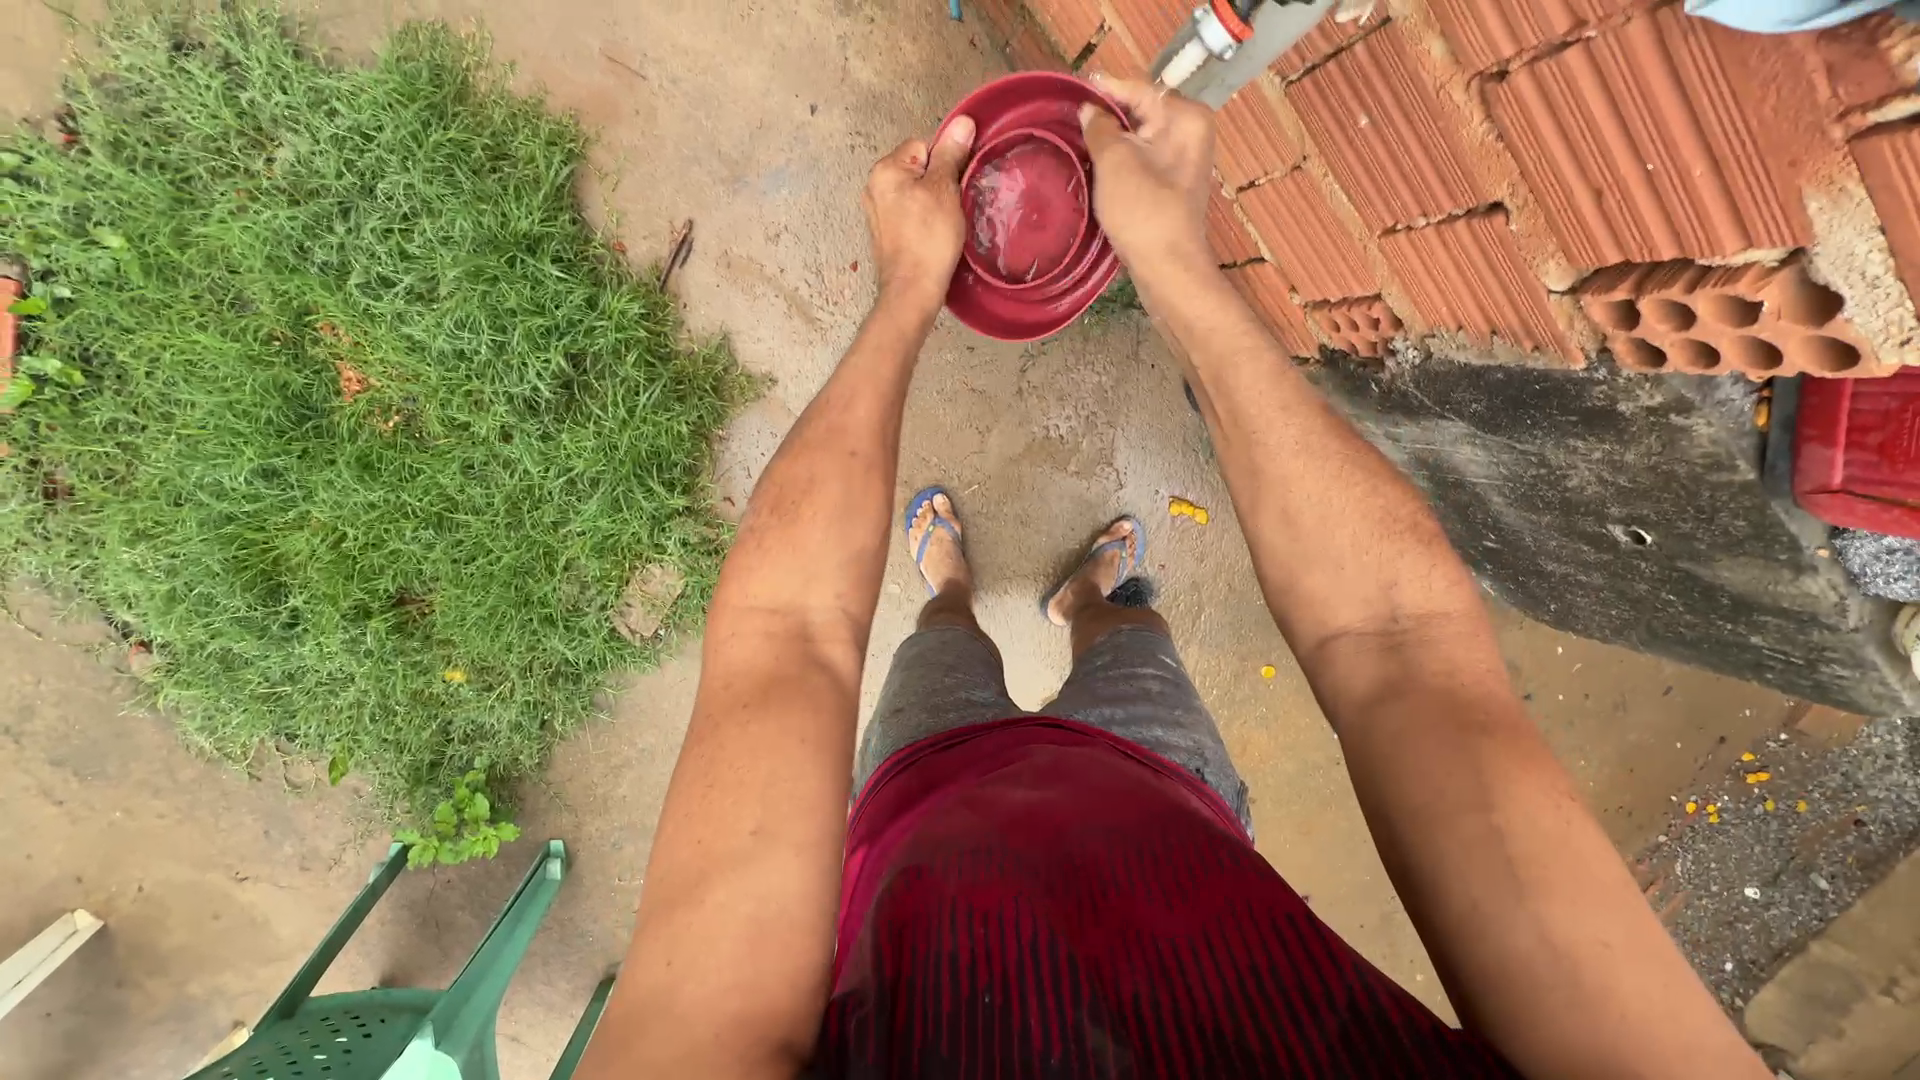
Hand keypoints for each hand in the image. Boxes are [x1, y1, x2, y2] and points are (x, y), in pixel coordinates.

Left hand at [863, 117, 976, 313]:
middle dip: (938, 183)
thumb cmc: (929, 240)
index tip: (955, 187)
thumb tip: (963, 121)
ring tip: (944, 225)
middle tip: (952, 207)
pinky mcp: (884, 235)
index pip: (924, 145)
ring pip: (915, 194)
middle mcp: (874, 187)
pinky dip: (923, 222)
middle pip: (918, 169)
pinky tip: (933, 237)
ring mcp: (876, 213)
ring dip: (933, 204)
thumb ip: (951, 154)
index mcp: (885, 169)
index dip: (946, 163)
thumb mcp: (945, 190)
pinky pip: (909, 215)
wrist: (912, 291)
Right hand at [1079, 78, 1214, 271]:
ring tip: (1081, 144)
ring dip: (1112, 144)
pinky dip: (1122, 164)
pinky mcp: (1172, 187)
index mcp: (1186, 117)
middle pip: (1141, 113)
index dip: (1105, 89)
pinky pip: (1143, 163)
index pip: (1140, 89)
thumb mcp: (1114, 162)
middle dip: (1109, 118)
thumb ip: (1100, 129)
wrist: (1166, 268)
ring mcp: (1184, 162)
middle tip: (1073, 121)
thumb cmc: (1143, 211)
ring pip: (1140, 140)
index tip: (1074, 90)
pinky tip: (1099, 171)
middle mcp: (1191, 133)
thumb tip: (1090, 110)